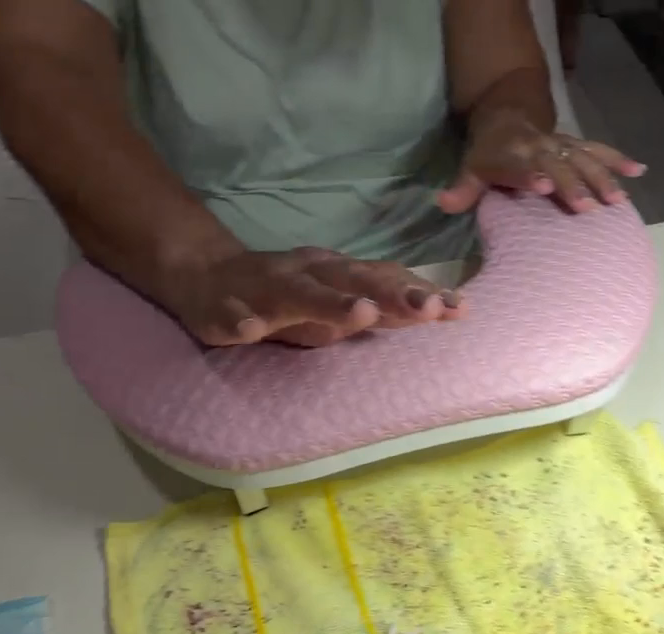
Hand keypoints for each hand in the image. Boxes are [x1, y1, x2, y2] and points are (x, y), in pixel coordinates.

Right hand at [157, 247, 464, 347]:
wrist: (204, 276)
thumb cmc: (287, 295)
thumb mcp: (340, 300)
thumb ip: (383, 305)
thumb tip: (441, 310)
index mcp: (336, 273)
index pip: (385, 281)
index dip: (420, 293)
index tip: (459, 309)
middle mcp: (308, 274)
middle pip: (354, 281)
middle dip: (392, 295)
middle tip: (428, 309)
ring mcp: (267, 289)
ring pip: (300, 294)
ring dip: (331, 303)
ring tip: (362, 315)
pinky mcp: (227, 308)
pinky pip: (234, 316)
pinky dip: (242, 322)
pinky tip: (250, 331)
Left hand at [437, 111, 645, 214]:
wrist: (508, 116)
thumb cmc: (489, 153)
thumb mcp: (471, 170)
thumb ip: (462, 190)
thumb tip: (442, 203)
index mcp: (512, 154)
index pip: (521, 165)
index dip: (531, 174)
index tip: (543, 186)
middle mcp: (540, 147)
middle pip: (559, 164)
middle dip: (572, 183)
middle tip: (587, 208)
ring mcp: (561, 145)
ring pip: (583, 157)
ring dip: (602, 176)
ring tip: (618, 199)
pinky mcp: (576, 145)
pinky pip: (599, 150)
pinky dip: (618, 160)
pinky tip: (639, 171)